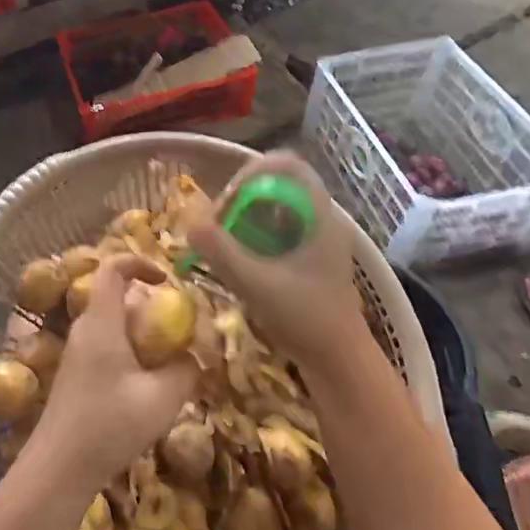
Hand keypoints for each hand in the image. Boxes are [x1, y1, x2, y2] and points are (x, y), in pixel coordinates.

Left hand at [29, 256, 197, 487]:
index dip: (139, 262)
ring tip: (169, 358)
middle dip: (150, 304)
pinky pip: (106, 343)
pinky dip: (130, 350)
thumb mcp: (161, 399)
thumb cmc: (109, 426)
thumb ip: (185, 371)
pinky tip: (147, 384)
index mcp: (101, 322)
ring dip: (142, 332)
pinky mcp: (77, 373)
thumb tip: (196, 356)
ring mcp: (77, 351)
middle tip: (180, 327)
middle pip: (116, 295)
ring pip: (113, 322)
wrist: (58, 469)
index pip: (112, 268)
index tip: (166, 279)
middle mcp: (85, 328)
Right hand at [188, 152, 366, 369]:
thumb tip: (190, 225)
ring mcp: (313, 237)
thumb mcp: (258, 285)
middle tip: (215, 228)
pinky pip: (271, 230)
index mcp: (319, 214)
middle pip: (274, 184)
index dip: (252, 172)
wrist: (340, 365)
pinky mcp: (304, 256)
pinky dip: (248, 237)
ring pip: (270, 208)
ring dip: (240, 219)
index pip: (287, 164)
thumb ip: (222, 253)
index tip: (228, 201)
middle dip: (239, 200)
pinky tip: (232, 260)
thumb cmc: (307, 320)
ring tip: (218, 245)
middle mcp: (319, 217)